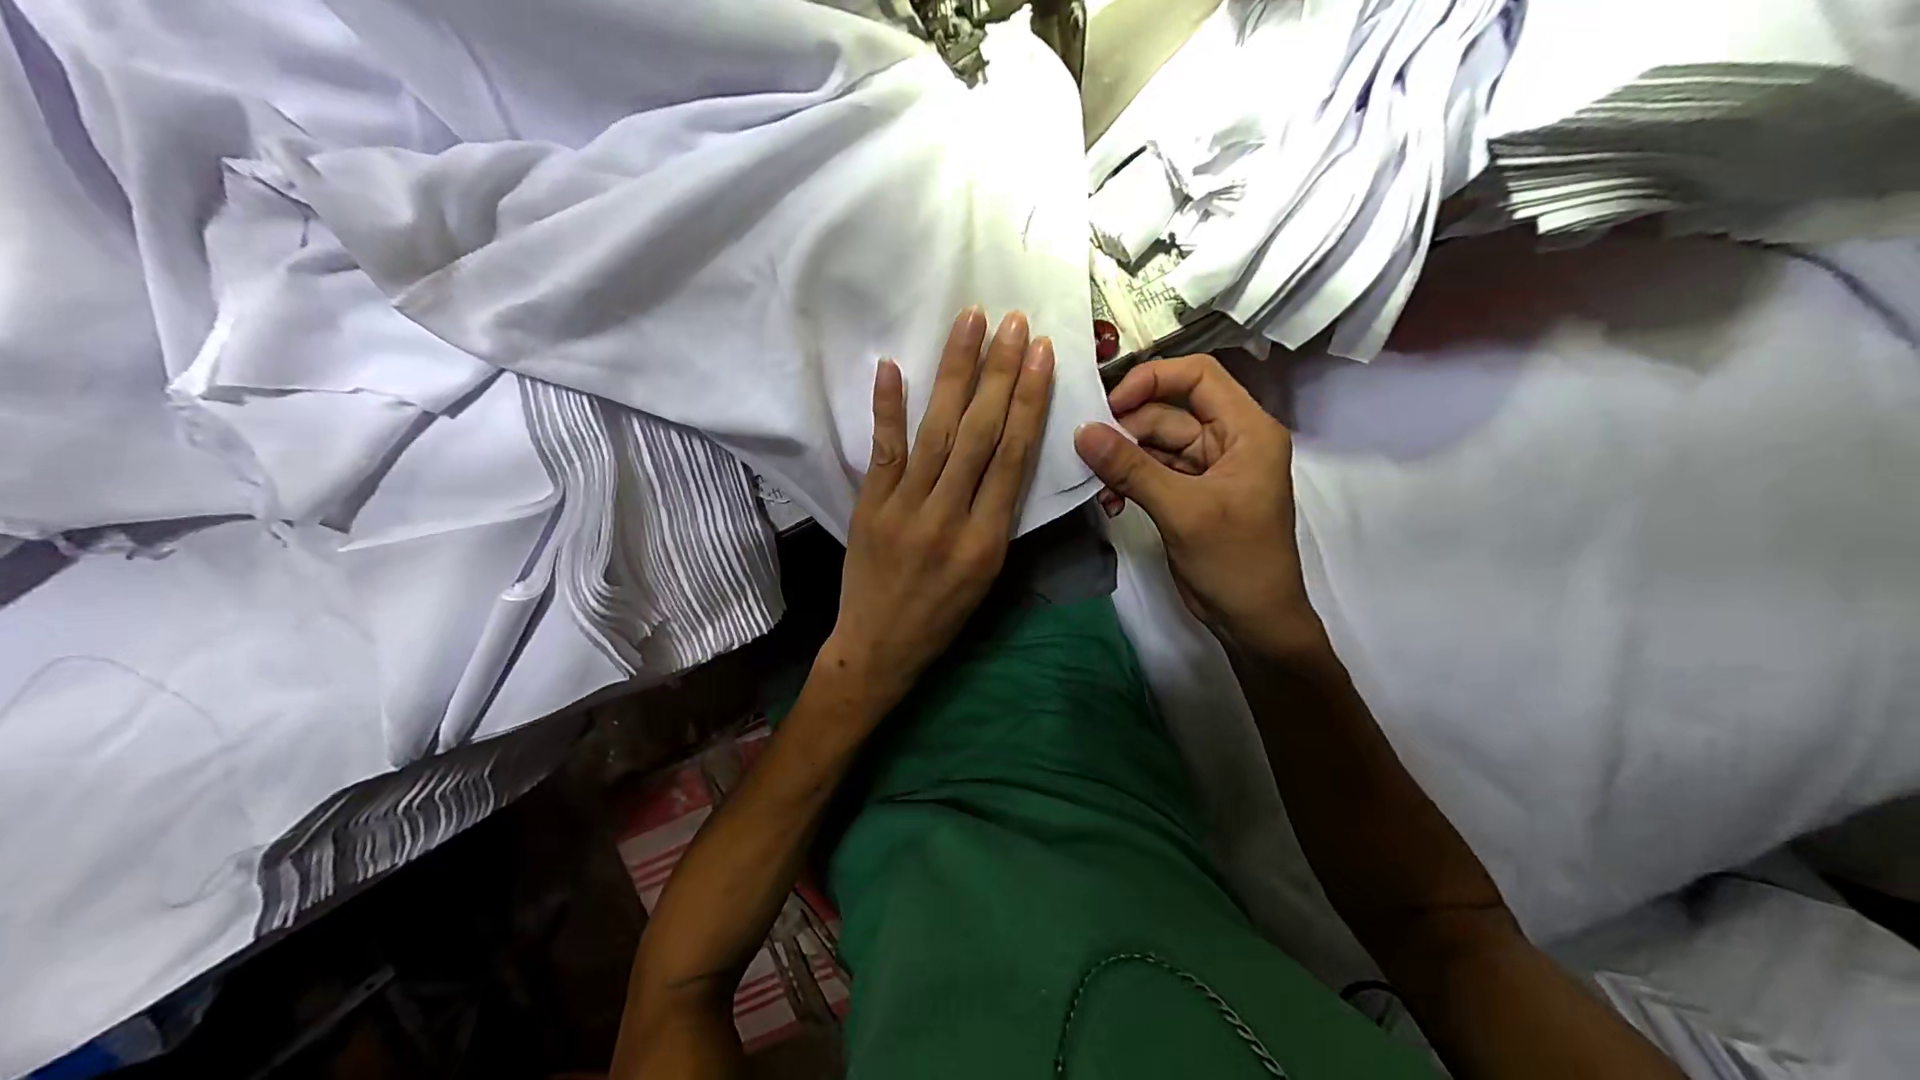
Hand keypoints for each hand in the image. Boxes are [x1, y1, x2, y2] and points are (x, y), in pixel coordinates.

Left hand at [821, 307, 1055, 708]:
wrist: (880, 647)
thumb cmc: (944, 613)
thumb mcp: (989, 573)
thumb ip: (1000, 514)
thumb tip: (1010, 451)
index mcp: (988, 539)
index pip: (1014, 456)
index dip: (1029, 400)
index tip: (1039, 354)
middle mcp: (949, 517)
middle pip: (979, 433)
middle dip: (998, 373)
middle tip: (1012, 322)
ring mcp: (904, 509)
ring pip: (935, 431)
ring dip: (953, 373)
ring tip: (968, 323)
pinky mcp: (868, 506)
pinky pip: (881, 450)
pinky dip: (886, 407)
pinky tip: (892, 365)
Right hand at [1074, 353, 1325, 657]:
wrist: (1253, 621)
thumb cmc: (1235, 561)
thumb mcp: (1183, 510)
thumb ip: (1132, 468)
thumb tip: (1082, 432)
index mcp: (1246, 430)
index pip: (1199, 377)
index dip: (1153, 380)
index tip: (1110, 405)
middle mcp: (1228, 440)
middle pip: (1168, 411)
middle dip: (1127, 431)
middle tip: (1089, 452)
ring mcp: (1207, 468)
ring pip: (1154, 444)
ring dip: (1122, 461)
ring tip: (1097, 485)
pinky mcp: (1188, 493)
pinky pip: (1151, 472)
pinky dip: (1128, 483)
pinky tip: (1110, 502)